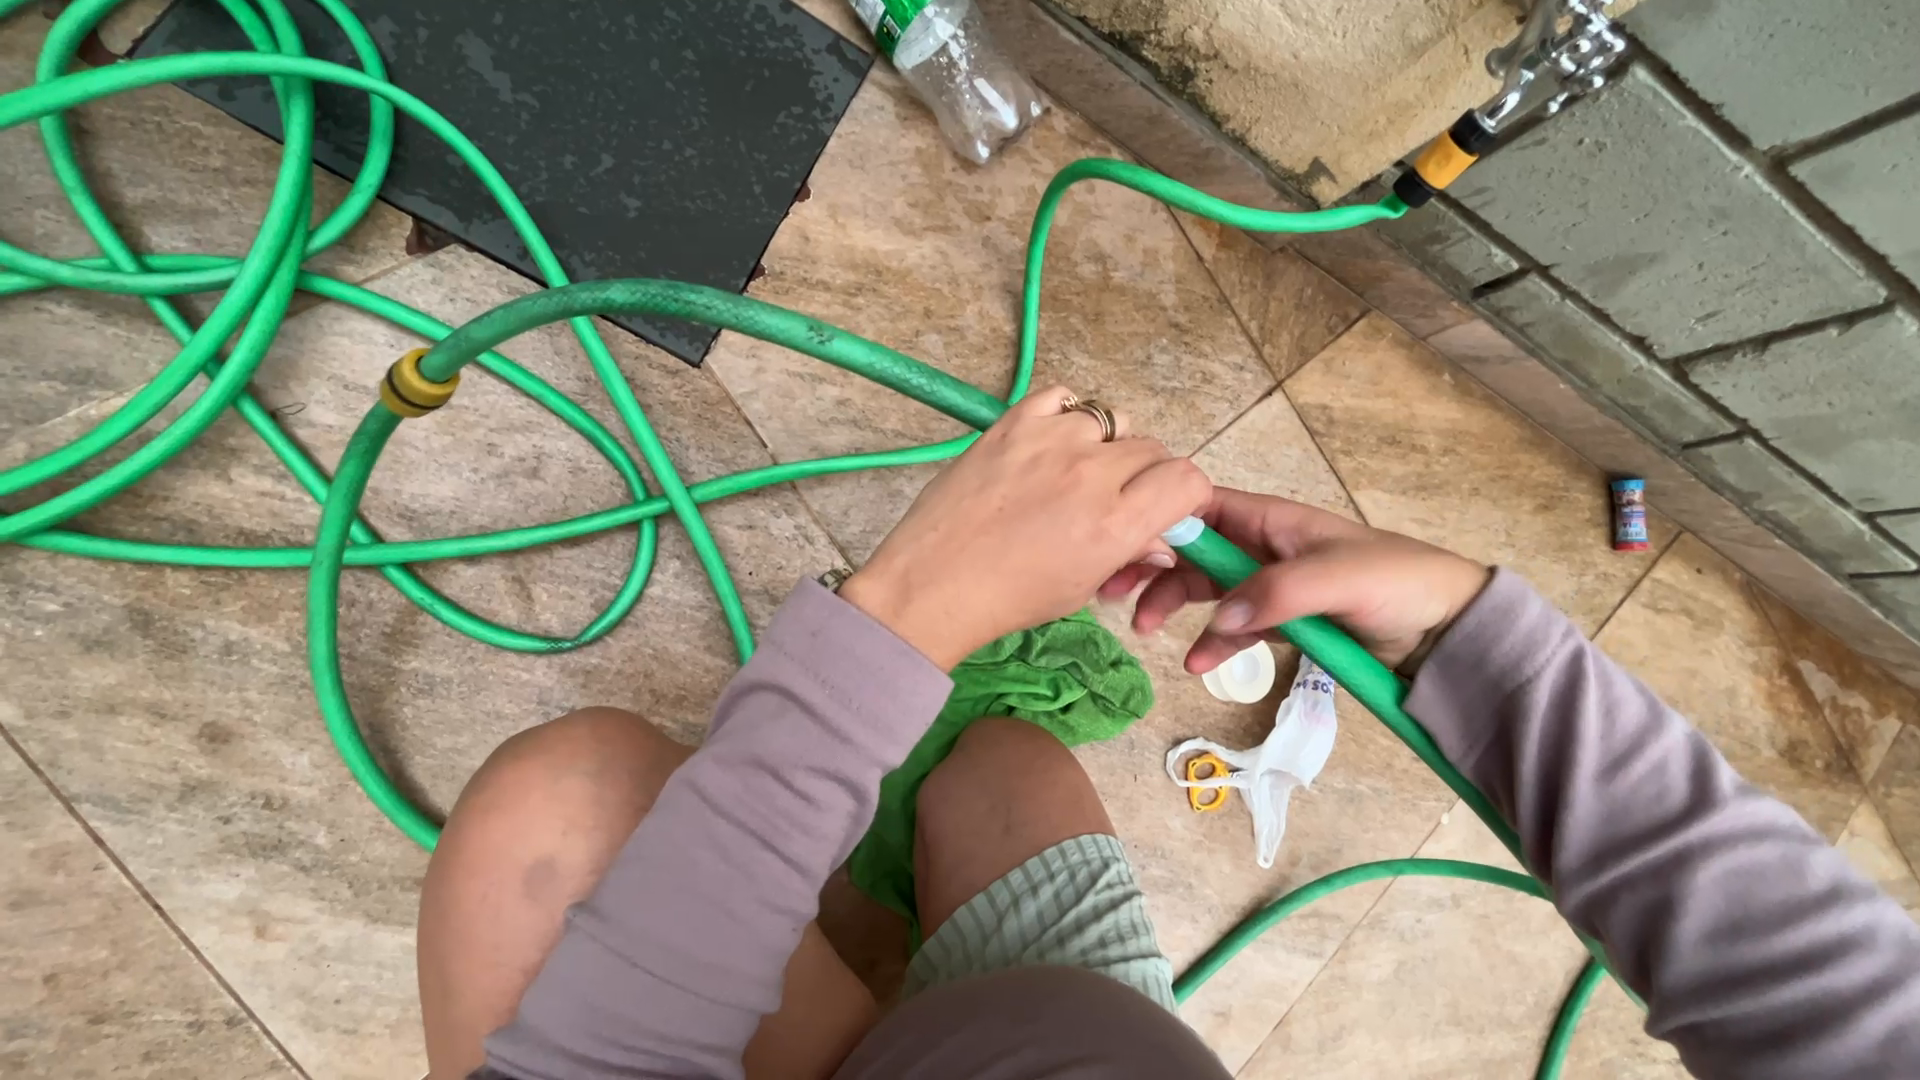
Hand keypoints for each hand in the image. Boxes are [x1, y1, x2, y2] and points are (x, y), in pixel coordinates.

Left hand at [841, 387, 1211, 669]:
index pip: (1187, 479)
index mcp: (1116, 522)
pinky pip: (1062, 398)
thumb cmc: (1009, 597)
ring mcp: (1049, 440)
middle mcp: (1091, 473)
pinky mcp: (1012, 423)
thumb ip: (1129, 550)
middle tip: (1113, 499)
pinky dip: (1066, 416)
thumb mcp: (1082, 586)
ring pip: (1110, 421)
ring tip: (1072, 474)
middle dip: (1143, 475)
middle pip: (1151, 448)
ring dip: (1103, 446)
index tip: (1164, 507)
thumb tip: (1161, 538)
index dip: (1183, 495)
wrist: (936, 582)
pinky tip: (1048, 444)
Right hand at [1099, 488, 1489, 674]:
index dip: (1160, 519)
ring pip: (1203, 587)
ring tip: (1145, 631)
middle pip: (1190, 548)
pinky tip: (1198, 663)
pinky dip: (1211, 642)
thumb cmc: (1399, 583)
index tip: (1122, 542)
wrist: (1448, 631)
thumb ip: (1276, 594)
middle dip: (1151, 565)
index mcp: (1272, 520)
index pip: (1201, 506)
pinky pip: (1231, 626)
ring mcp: (1267, 584)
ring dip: (1170, 604)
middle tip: (1112, 590)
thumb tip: (1216, 620)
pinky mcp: (1279, 619)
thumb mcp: (1340, 579)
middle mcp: (1261, 546)